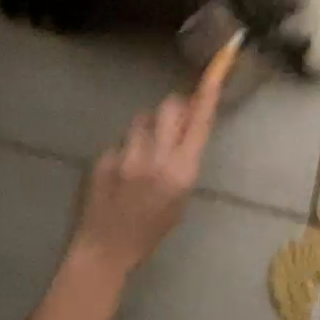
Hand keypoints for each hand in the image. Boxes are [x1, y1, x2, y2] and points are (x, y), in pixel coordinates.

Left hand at [69, 71, 223, 278]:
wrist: (105, 249)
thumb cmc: (151, 231)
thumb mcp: (181, 199)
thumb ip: (184, 162)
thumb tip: (186, 131)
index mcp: (181, 172)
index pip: (199, 122)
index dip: (208, 94)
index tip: (215, 70)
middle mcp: (156, 158)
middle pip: (169, 108)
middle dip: (174, 110)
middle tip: (173, 124)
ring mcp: (127, 156)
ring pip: (142, 120)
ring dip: (148, 128)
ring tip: (142, 154)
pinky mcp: (104, 158)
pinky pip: (121, 141)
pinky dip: (125, 150)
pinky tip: (120, 173)